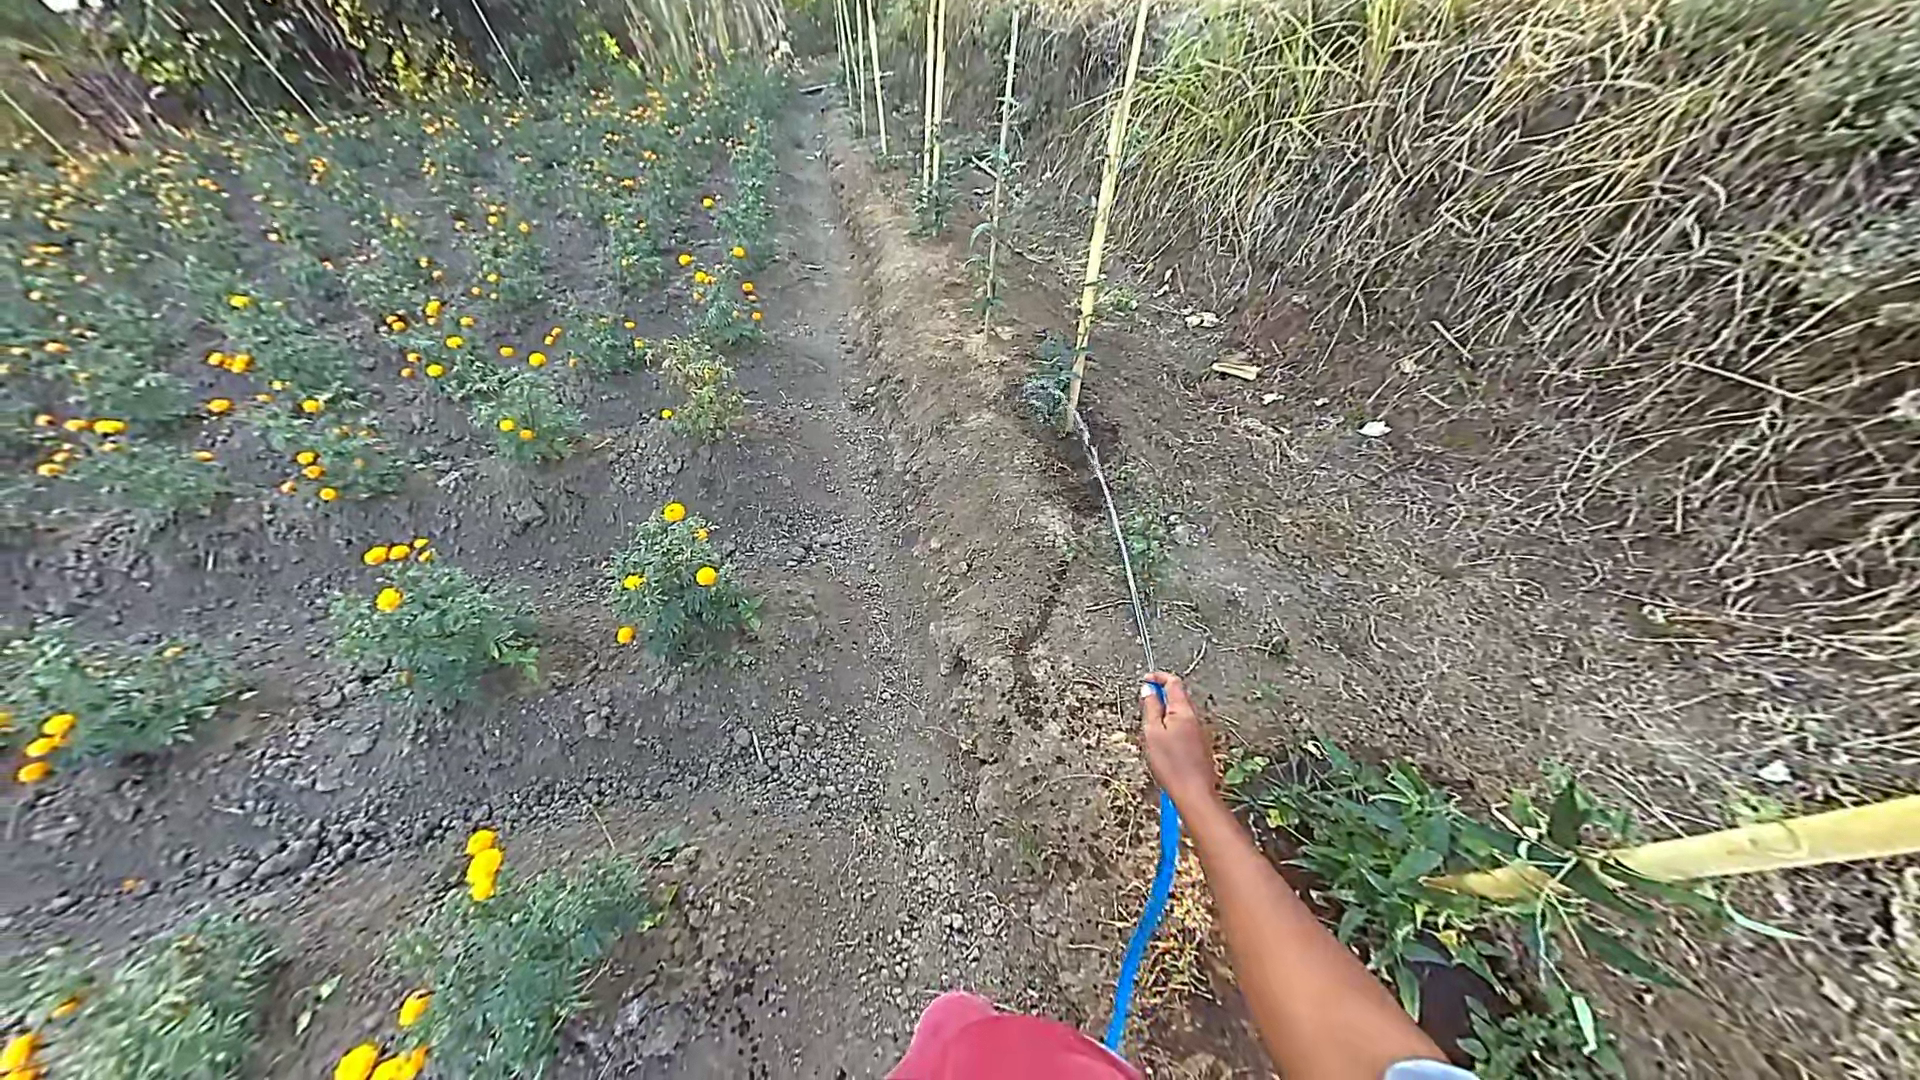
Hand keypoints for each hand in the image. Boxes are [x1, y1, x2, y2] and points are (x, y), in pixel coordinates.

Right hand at [1140, 672, 1216, 808]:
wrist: (1193, 793)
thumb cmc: (1171, 764)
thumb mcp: (1152, 732)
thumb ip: (1151, 707)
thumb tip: (1149, 690)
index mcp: (1183, 711)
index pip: (1173, 682)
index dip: (1158, 677)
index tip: (1145, 680)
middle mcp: (1194, 718)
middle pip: (1178, 696)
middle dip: (1161, 696)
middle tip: (1145, 706)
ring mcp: (1199, 731)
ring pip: (1181, 712)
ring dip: (1166, 712)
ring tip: (1152, 729)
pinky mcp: (1200, 744)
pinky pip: (1184, 726)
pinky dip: (1172, 725)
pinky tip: (1164, 743)